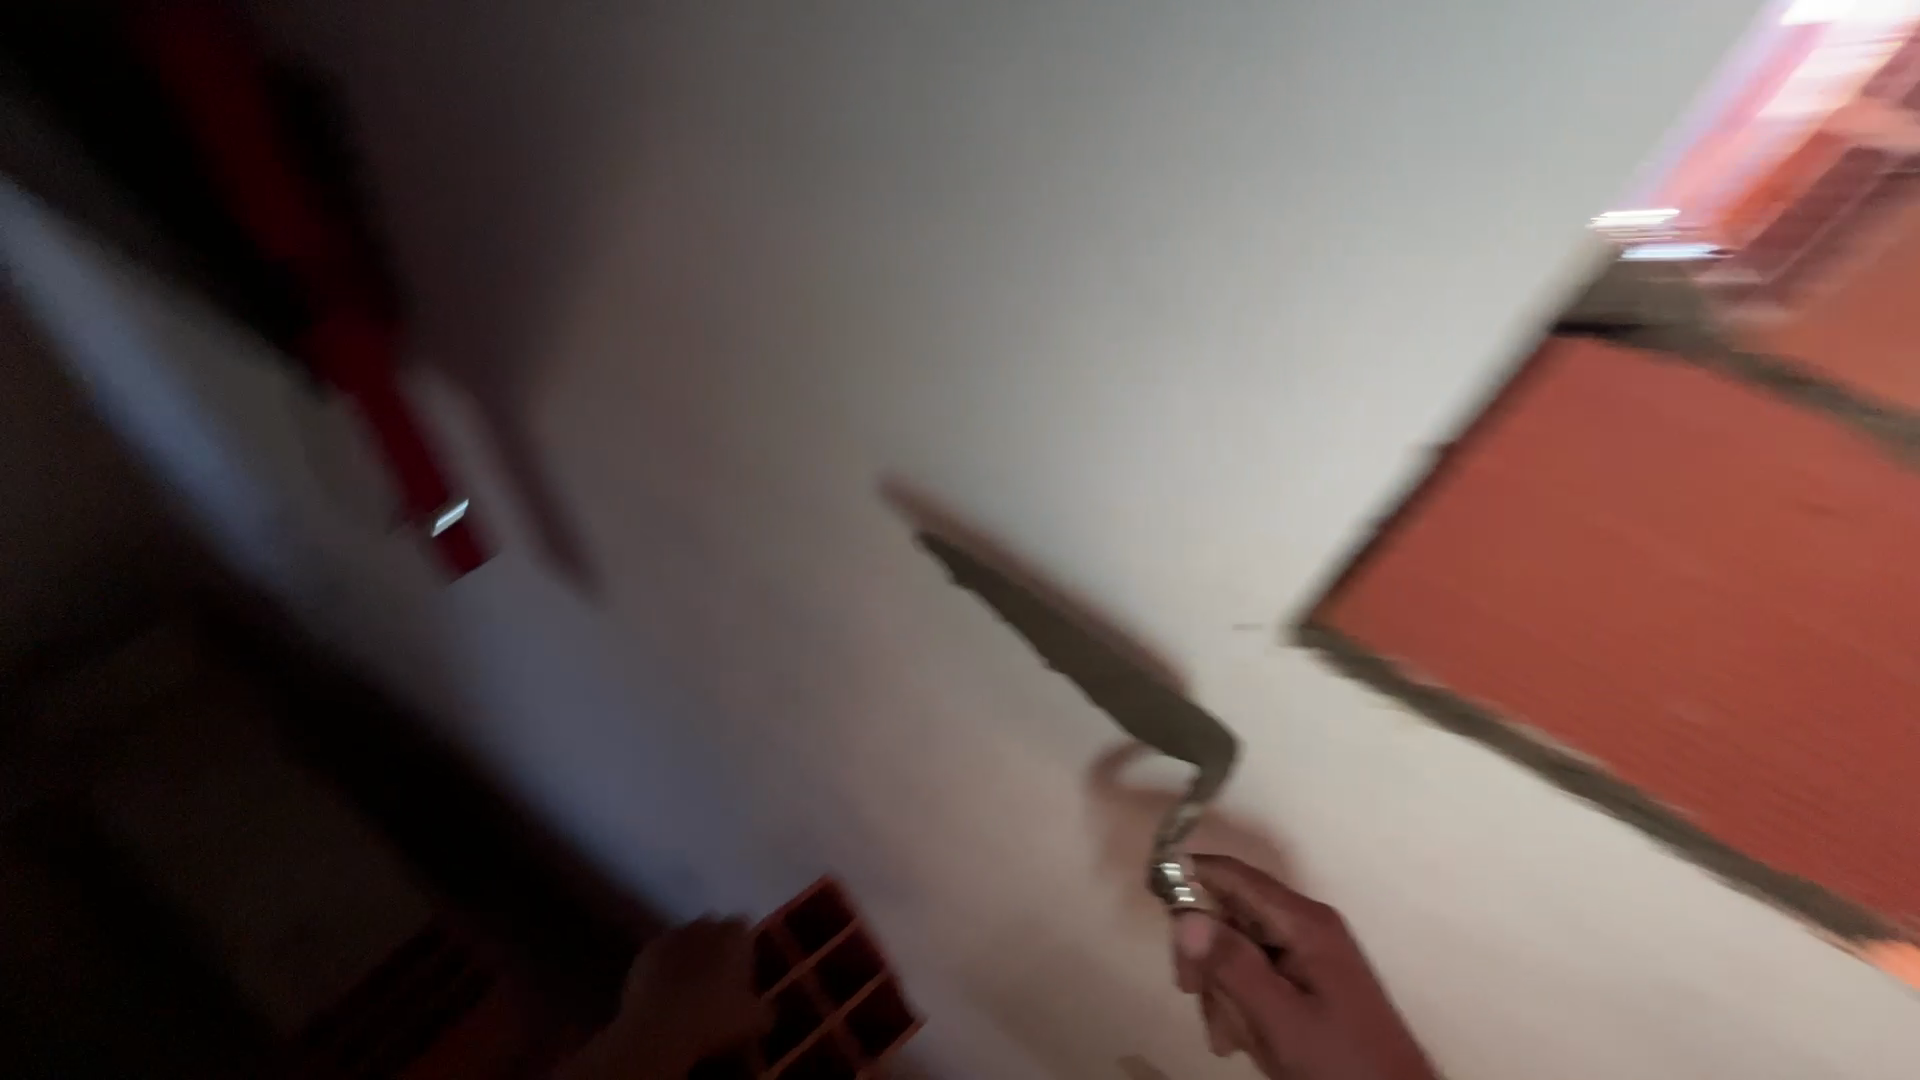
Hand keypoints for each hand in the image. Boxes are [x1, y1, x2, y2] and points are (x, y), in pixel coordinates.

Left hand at [559, 917, 769, 1078]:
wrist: (660, 1027)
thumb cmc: (715, 1017)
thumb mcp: (753, 1020)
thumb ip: (766, 1008)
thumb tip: (769, 1007)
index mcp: (736, 933)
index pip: (745, 925)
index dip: (743, 945)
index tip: (743, 966)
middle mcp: (706, 924)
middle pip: (714, 926)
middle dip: (716, 944)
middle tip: (716, 975)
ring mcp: (673, 934)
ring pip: (686, 937)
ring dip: (689, 952)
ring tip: (689, 983)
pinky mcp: (646, 951)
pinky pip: (660, 953)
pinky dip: (663, 965)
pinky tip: (664, 989)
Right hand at [1171, 856, 1436, 1079]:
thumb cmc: (1341, 1064)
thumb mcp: (1280, 1019)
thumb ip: (1231, 964)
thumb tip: (1182, 914)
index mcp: (1303, 921)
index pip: (1232, 874)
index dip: (1189, 875)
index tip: (1153, 894)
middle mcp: (1304, 924)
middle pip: (1229, 912)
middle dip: (1206, 954)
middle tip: (1192, 993)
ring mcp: (1306, 951)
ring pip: (1235, 946)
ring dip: (1221, 987)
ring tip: (1228, 1036)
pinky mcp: (1306, 978)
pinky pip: (1254, 971)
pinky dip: (1238, 1000)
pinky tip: (1241, 1036)